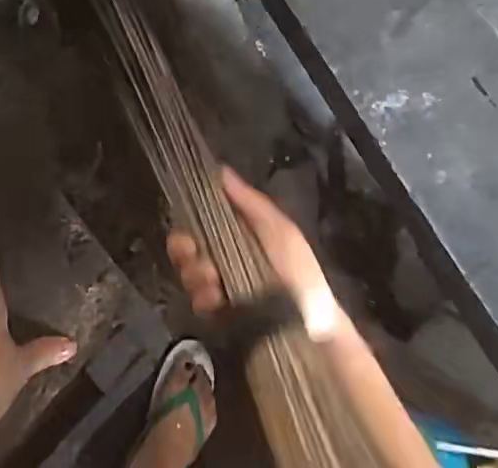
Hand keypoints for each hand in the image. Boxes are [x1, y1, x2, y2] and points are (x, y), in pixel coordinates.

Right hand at [166, 166, 346, 338]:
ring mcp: (221, 288)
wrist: (312, 326)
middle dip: (185, 251)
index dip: (188, 222)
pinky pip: (198, 304)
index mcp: (239, 233)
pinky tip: (217, 301)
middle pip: (188, 248)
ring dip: (196, 276)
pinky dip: (203, 300)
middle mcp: (225, 257)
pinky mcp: (219, 317)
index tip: (187, 228)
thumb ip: (250, 202)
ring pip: (189, 275)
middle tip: (197, 257)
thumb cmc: (299, 271)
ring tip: (214, 282)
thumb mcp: (280, 230)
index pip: (202, 221)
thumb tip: (221, 170)